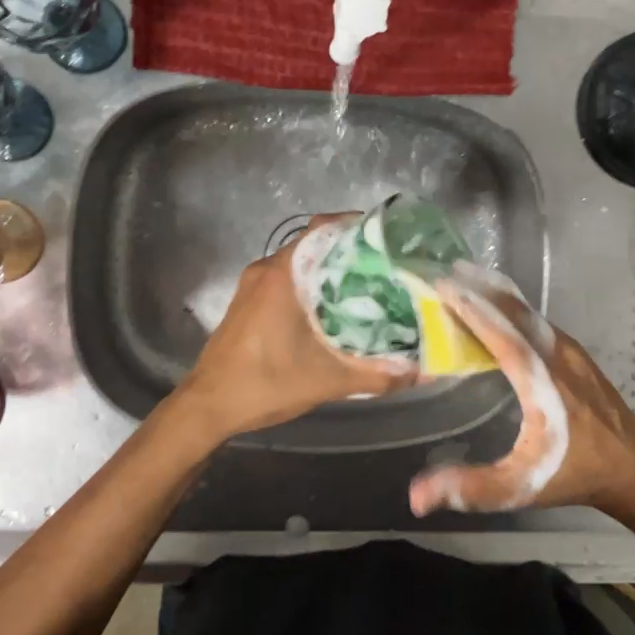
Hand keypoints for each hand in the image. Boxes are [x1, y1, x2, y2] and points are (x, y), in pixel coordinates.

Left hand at [169, 215, 413, 440]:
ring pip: (304, 263)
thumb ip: (379, 374)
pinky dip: (316, 286)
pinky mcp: (250, 302)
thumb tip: (427, 371)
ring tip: (373, 285)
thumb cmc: (265, 384)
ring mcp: (255, 285)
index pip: (326, 228)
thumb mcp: (328, 381)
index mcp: (284, 274)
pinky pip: (290, 280)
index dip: (361, 228)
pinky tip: (338, 308)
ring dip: (334, 270)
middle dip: (354, 251)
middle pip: (318, 244)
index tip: (392, 240)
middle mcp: (268, 269)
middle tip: (392, 266)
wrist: (208, 407)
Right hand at [408, 263, 634, 515]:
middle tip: (444, 269)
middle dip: (480, 287)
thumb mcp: (522, 487)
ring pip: (528, 310)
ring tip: (463, 277)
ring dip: (495, 292)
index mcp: (542, 382)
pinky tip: (496, 305)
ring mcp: (569, 349)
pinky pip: (537, 319)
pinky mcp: (574, 351)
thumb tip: (416, 497)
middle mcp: (556, 355)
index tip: (443, 286)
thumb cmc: (574, 473)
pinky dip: (511, 305)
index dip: (473, 308)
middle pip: (515, 310)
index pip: (503, 335)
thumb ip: (472, 488)